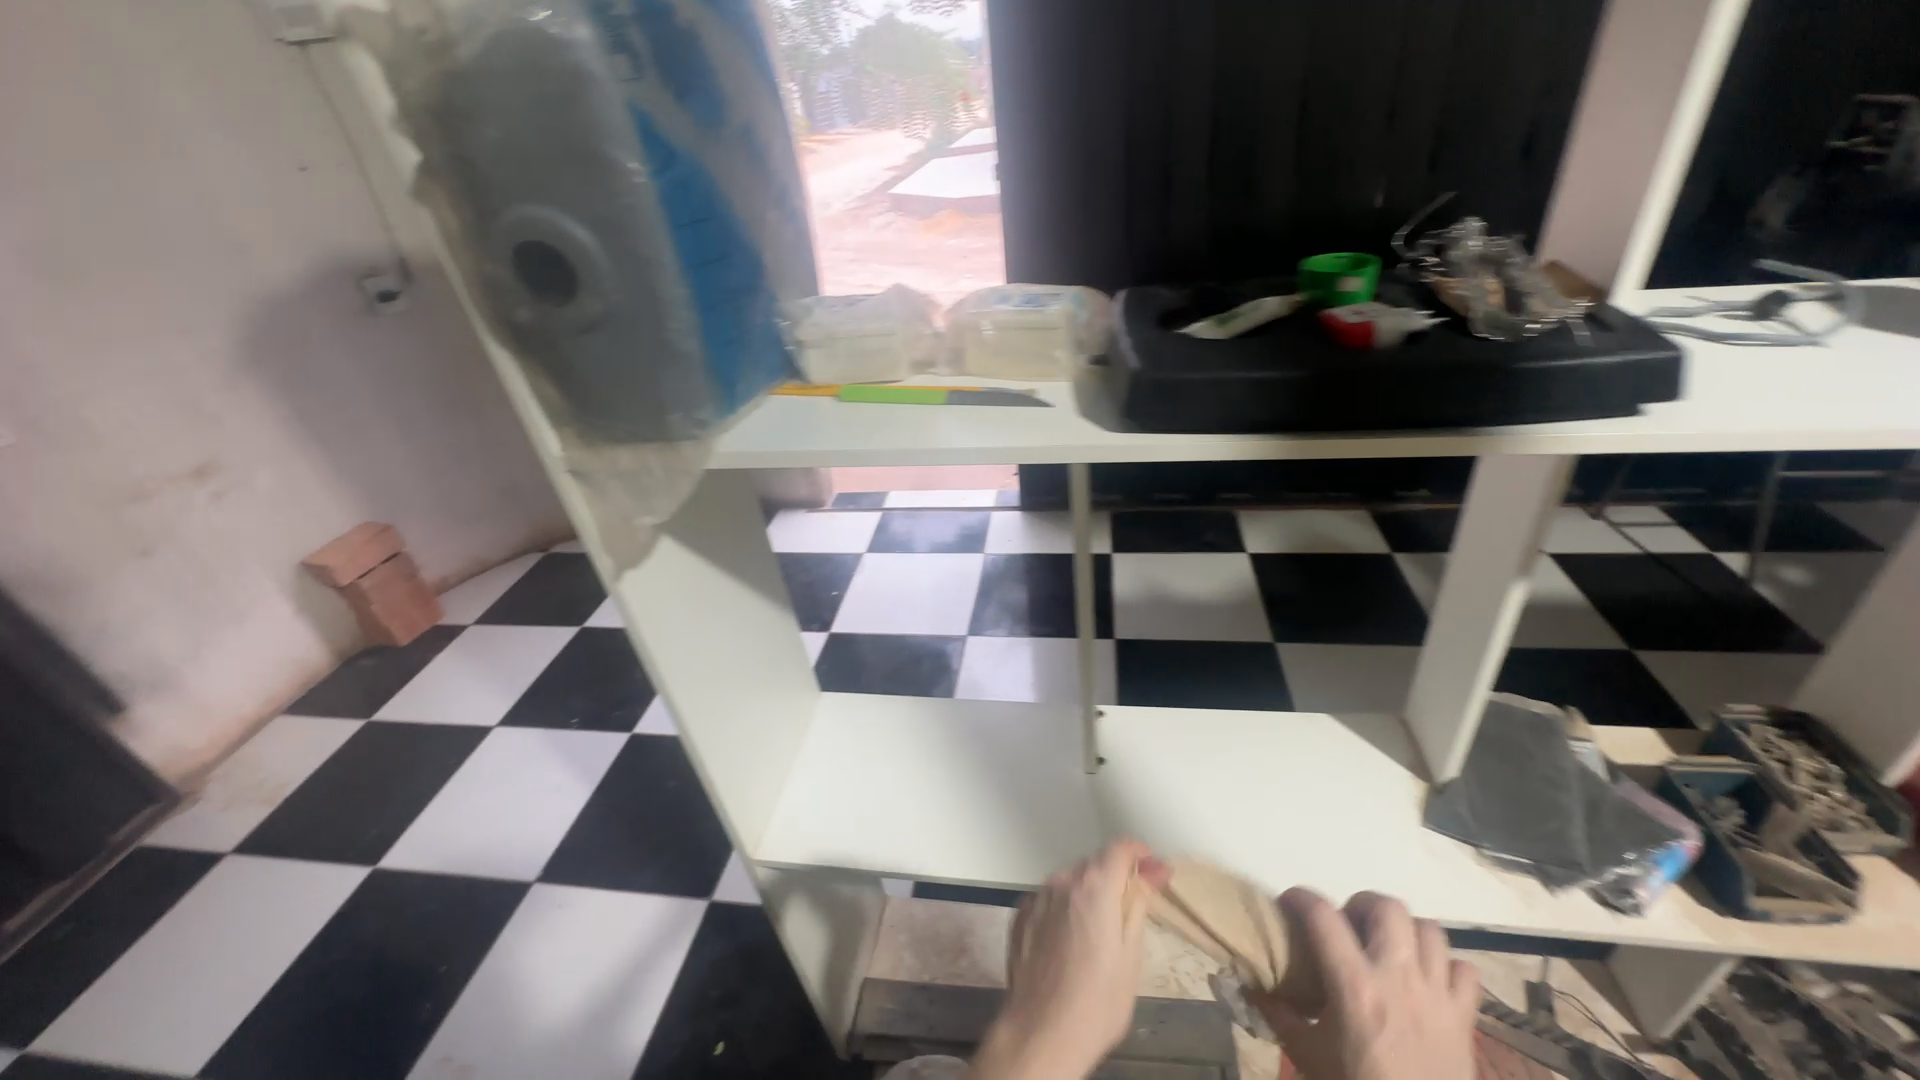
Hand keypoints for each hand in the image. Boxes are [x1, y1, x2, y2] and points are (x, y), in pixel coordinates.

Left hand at [971, 839, 1169, 1079]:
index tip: (1154, 871)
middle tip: (1136, 903)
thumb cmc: (1096, 1002)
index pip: (1120, 848)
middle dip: (1117, 877)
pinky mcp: (1020, 917)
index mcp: (1094, 887)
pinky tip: (1073, 941)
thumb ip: (1136, 905)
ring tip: (1102, 930)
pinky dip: (1065, 909)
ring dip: (1089, 894)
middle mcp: (1061, 882)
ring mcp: (1036, 898)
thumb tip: (1147, 875)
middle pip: (1095, 865)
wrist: (1040, 1034)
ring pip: (1071, 883)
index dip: (1140, 855)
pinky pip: (1050, 901)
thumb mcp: (1131, 955)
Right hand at [1251, 889, 1477, 1079]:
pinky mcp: (1464, 1017)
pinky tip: (1428, 980)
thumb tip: (1252, 984)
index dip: (1300, 898)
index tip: (1289, 903)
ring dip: (1405, 930)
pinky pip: (1465, 971)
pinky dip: (1447, 966)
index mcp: (1354, 986)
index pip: (1323, 916)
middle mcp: (1398, 978)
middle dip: (1361, 905)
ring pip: (1430, 930)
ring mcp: (1437, 995)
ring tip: (1387, 947)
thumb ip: (1278, 1013)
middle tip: (1346, 925)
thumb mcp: (1305, 1054)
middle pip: (1387, 908)